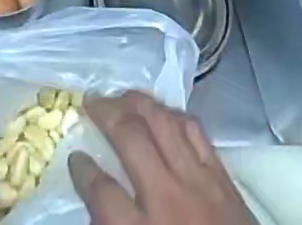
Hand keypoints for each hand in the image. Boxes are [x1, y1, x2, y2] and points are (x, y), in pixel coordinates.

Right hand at [68, 91, 256, 224]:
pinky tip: (161, 113)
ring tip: (121, 96)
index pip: (101, 190)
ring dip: (137, 103)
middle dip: (105, 113)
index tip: (75, 158)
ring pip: (163, 123)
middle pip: (130, 137)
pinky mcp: (226, 181)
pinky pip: (196, 132)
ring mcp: (201, 185)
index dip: (82, 170)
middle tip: (90, 102)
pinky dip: (173, 116)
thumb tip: (96, 205)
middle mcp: (169, 199)